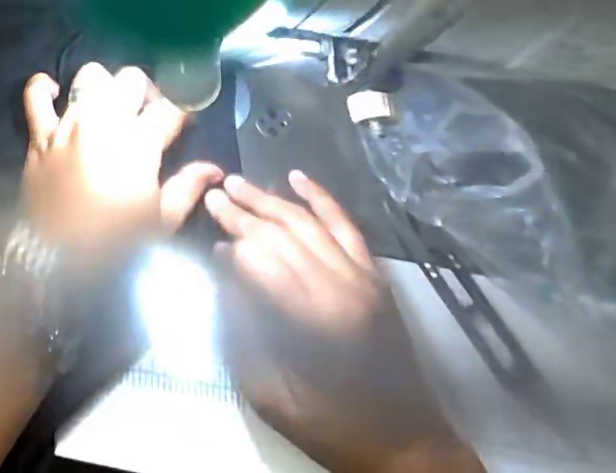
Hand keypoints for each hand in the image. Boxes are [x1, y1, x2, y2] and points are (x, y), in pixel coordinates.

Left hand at [20, 63, 222, 275]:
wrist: (51, 268)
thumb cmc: (113, 248)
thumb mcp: (160, 222)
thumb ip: (187, 187)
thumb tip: (214, 170)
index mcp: (139, 143)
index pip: (171, 107)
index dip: (183, 112)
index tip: (185, 125)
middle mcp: (104, 123)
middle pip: (132, 78)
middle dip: (146, 91)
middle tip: (148, 116)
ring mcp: (68, 125)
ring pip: (90, 75)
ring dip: (104, 86)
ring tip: (109, 109)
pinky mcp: (39, 137)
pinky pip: (34, 97)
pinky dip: (43, 88)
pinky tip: (55, 93)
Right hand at [207, 171, 480, 472]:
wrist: (404, 439)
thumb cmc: (331, 424)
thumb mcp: (274, 396)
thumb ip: (244, 337)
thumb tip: (224, 279)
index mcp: (310, 322)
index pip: (262, 264)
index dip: (233, 249)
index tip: (211, 240)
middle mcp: (337, 286)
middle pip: (282, 236)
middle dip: (243, 214)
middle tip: (214, 195)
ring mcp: (359, 273)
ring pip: (308, 222)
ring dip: (271, 200)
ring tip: (239, 183)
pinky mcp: (372, 270)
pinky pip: (344, 223)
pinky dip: (320, 197)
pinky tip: (297, 177)